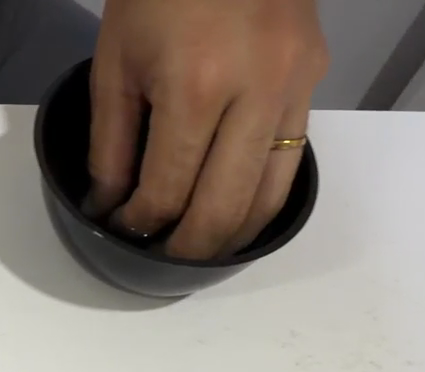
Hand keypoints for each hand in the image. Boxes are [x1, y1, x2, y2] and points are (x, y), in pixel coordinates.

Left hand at [87, 0, 327, 259]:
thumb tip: (110, 206)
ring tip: (196, 248)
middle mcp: (256, 94)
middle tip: (160, 254)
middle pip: (221, 210)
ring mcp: (295, 86)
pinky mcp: (314, 79)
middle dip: (184, 248)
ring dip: (228, 238)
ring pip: (266, 199)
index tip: (122, 226)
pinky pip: (290, 164)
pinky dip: (259, 202)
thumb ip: (110, 148)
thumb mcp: (115, 64)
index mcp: (197, 87)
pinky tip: (233, 214)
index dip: (138, 223)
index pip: (166, 192)